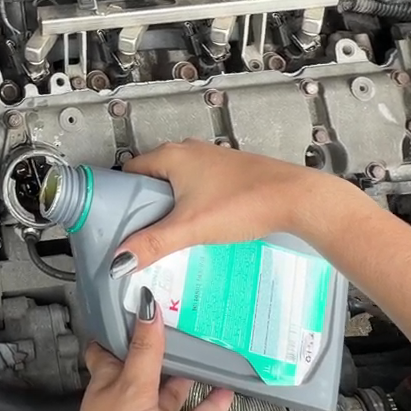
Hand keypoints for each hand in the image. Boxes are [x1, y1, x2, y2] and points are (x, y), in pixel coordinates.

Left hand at [55, 287, 232, 410]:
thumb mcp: (130, 389)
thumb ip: (144, 350)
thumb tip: (147, 306)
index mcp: (109, 380)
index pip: (114, 345)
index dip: (126, 324)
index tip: (143, 298)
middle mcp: (131, 400)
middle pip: (150, 366)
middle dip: (165, 346)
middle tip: (187, 317)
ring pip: (176, 393)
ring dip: (191, 373)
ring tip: (211, 346)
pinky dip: (214, 407)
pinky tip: (228, 390)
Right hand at [112, 141, 370, 275]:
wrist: (296, 198)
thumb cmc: (243, 204)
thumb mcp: (191, 228)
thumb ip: (153, 244)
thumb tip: (118, 260)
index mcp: (170, 156)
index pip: (130, 169)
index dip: (120, 193)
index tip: (115, 218)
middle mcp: (187, 150)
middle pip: (152, 175)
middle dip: (144, 202)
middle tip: (139, 232)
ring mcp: (210, 159)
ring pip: (177, 181)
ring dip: (170, 203)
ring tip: (167, 233)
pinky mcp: (228, 171)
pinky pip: (197, 184)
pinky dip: (191, 201)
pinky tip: (199, 224)